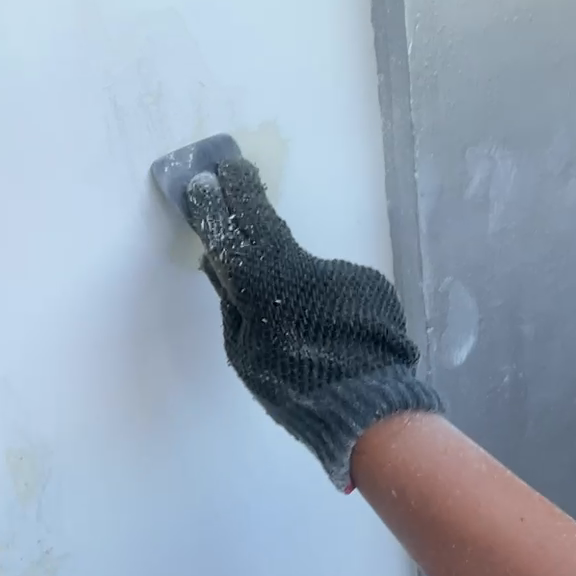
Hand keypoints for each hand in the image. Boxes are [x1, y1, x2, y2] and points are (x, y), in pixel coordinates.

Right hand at [185, 157, 439, 489]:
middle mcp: (302, 265)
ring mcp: (339, 270)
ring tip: (301, 322)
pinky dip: (326, 303)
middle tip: (232, 169)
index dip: (213, 208)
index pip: (229, 235)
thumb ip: (235, 305)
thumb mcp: (244, 352)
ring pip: (303, 268)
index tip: (203, 179)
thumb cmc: (295, 388)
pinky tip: (333, 332)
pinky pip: (333, 288)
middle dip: (243, 195)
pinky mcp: (367, 281)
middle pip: (264, 223)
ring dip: (294, 280)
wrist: (372, 406)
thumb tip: (223, 270)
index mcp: (263, 285)